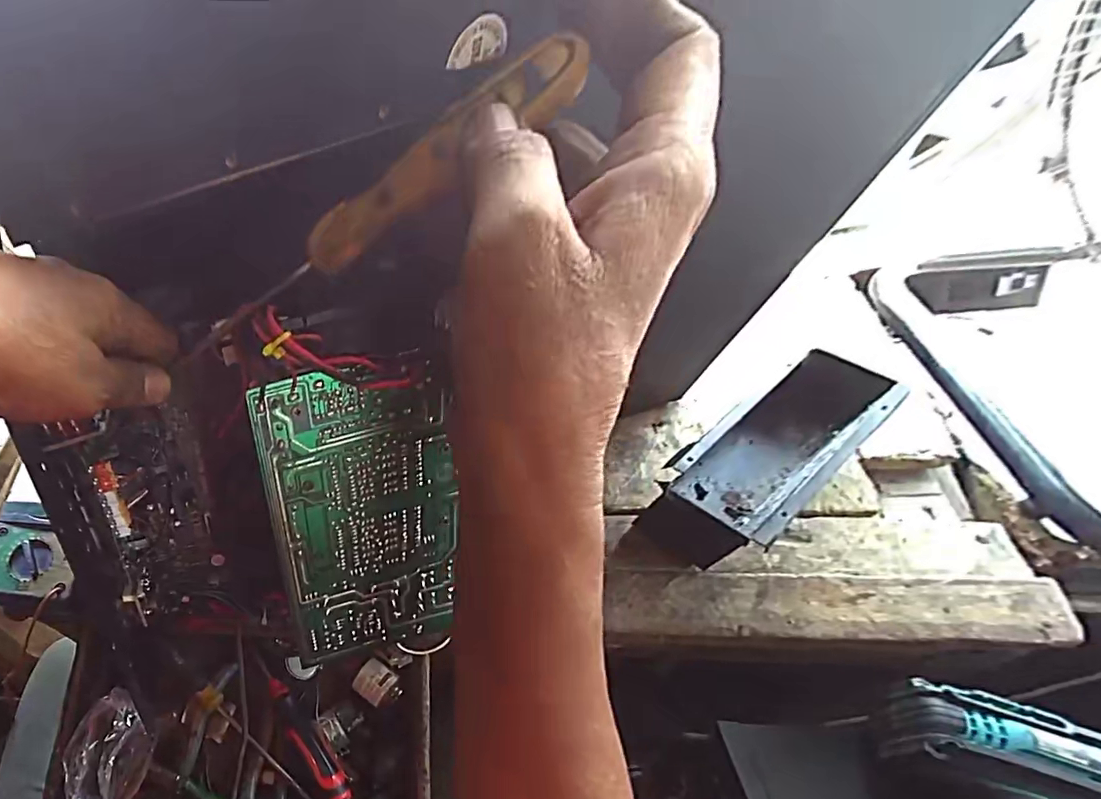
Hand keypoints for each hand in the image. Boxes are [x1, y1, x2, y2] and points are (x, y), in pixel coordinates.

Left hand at [0, 244, 175, 421]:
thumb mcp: (86, 387)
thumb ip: (129, 386)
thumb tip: (158, 386)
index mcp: (106, 305)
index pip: (159, 336)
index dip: (169, 366)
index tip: (168, 386)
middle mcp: (68, 284)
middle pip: (109, 331)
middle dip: (114, 366)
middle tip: (112, 401)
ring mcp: (21, 284)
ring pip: (62, 331)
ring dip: (65, 363)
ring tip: (53, 398)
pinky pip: (18, 333)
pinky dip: (21, 358)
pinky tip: (4, 380)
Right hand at [450, 2, 718, 509]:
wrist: (524, 453)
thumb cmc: (537, 359)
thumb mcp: (515, 233)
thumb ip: (505, 155)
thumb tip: (490, 124)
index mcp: (661, 178)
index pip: (674, 53)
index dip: (621, 14)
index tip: (560, 12)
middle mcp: (636, 208)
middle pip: (591, 113)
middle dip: (522, 101)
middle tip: (457, 109)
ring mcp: (591, 250)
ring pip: (542, 173)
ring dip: (484, 165)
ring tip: (426, 175)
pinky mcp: (552, 285)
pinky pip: (519, 223)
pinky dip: (478, 213)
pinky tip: (431, 224)